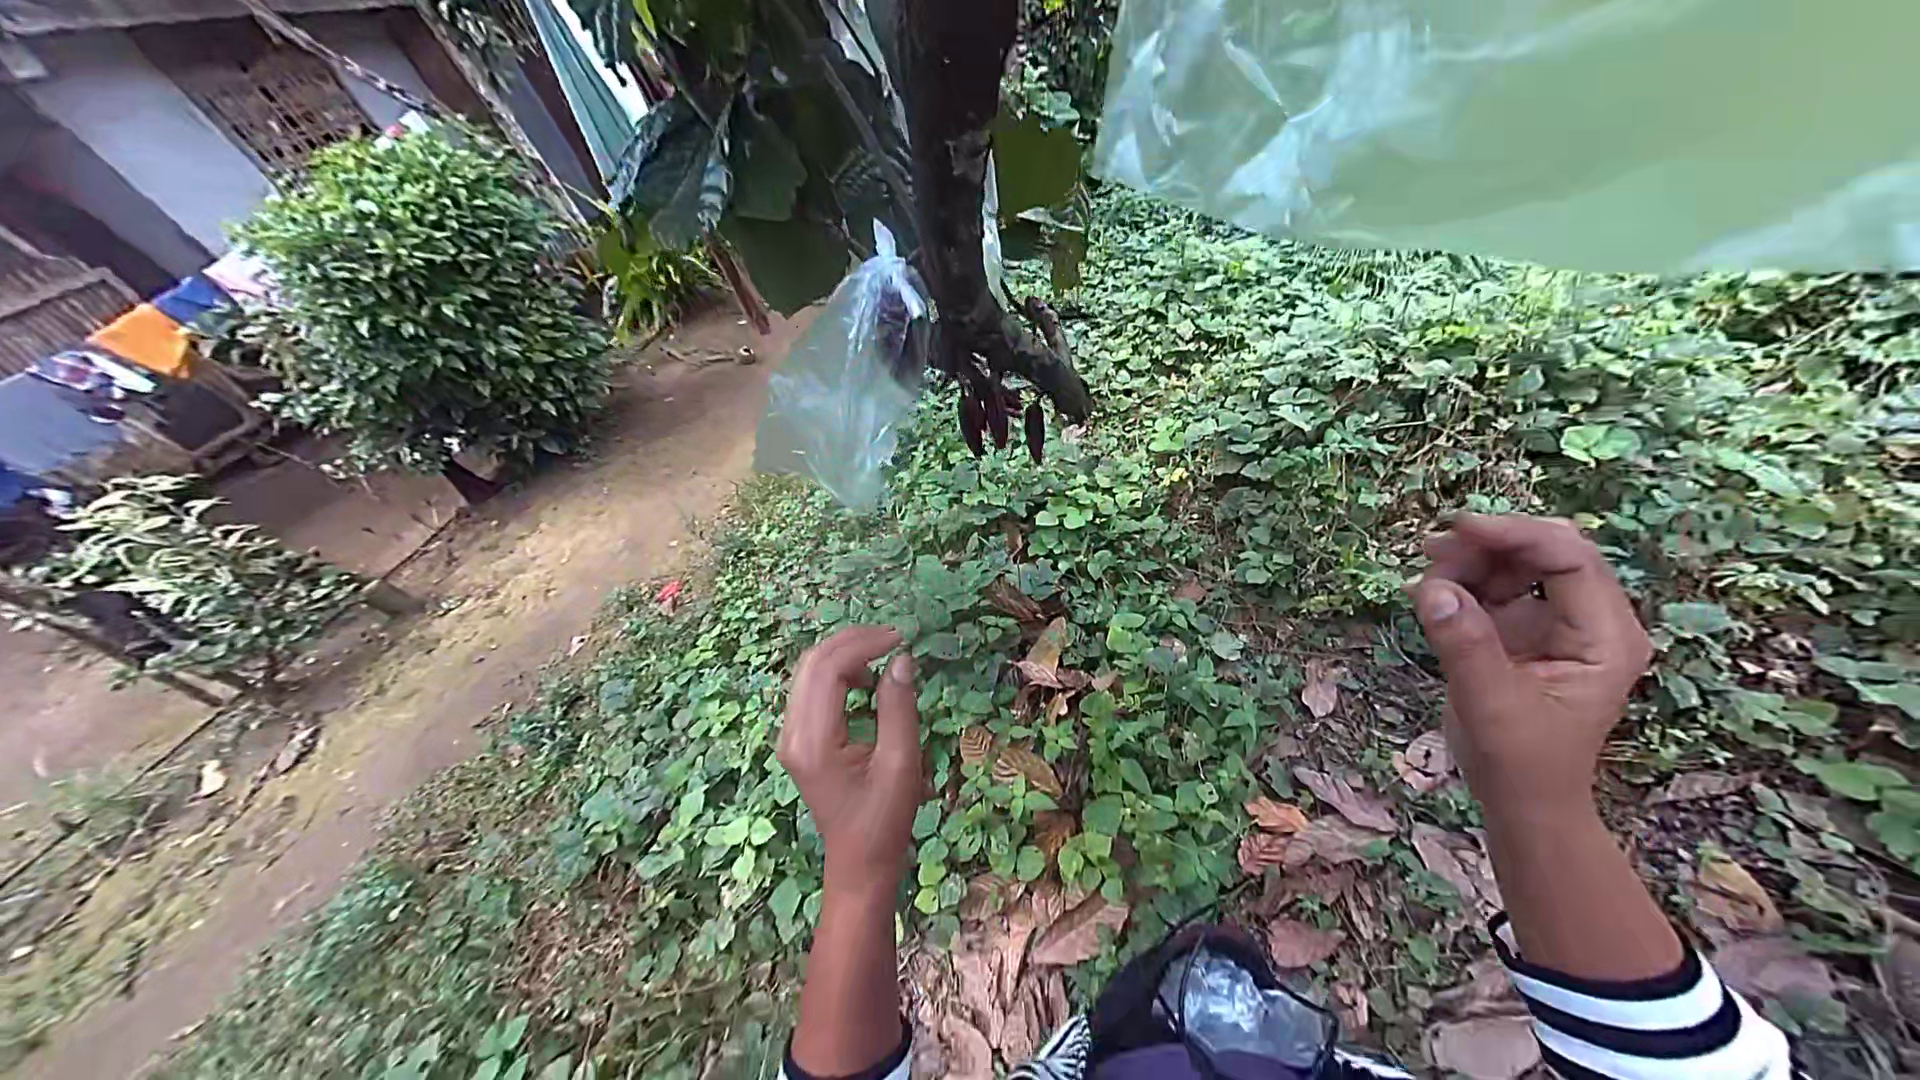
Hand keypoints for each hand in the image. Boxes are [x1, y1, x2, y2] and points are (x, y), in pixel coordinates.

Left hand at [777, 625, 922, 893]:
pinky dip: (840, 671)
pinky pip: (812, 688)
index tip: (900, 638)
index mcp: (812, 741)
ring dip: (846, 653)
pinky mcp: (799, 738)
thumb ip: (899, 709)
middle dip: (853, 640)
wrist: (859, 863)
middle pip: (812, 663)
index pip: (828, 669)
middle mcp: (792, 733)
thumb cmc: (883, 820)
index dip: (863, 644)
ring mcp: (790, 735)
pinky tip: (867, 678)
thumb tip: (902, 659)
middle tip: (893, 636)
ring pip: (810, 671)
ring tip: (884, 651)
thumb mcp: (900, 764)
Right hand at [1409, 514, 1651, 813]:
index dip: (1518, 535)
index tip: (1459, 528)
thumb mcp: (1490, 703)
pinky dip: (1456, 583)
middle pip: (1542, 554)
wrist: (1517, 794)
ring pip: (1511, 566)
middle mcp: (1583, 620)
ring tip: (1425, 580)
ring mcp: (1548, 623)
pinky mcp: (1514, 631)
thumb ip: (1465, 645)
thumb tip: (1432, 587)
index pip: (1571, 561)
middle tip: (1431, 550)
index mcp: (1604, 637)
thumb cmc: (1519, 758)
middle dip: (1488, 545)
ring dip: (1466, 562)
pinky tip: (1426, 592)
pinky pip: (1487, 588)